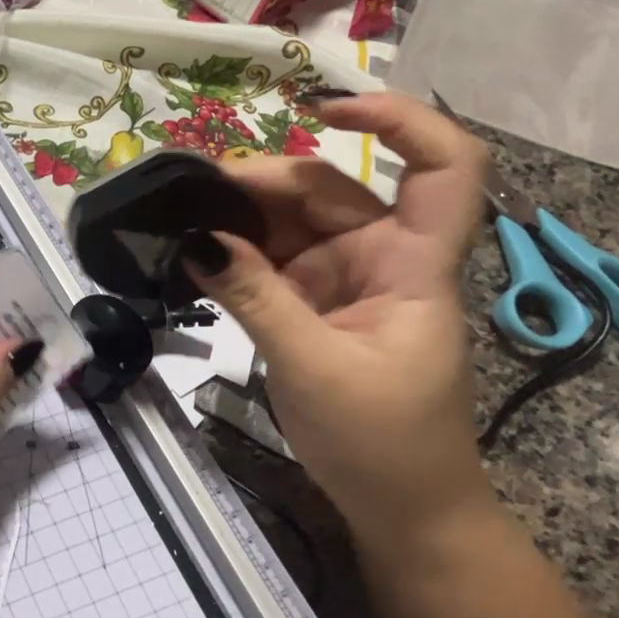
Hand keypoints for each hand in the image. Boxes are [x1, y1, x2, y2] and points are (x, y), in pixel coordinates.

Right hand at [181, 92, 493, 541]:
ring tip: (174, 214)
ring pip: (287, 221)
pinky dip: (227, 251)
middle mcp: (379, 256)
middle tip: (187, 190)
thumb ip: (254, 297)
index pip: (444, 168)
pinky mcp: (307, 303)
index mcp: (413, 263)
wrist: (401, 509)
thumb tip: (193, 238)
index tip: (323, 109)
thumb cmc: (383, 441)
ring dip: (235, 213)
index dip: (401, 122)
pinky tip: (186, 248)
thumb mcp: (313, 366)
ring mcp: (339, 278)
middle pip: (328, 189)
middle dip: (261, 180)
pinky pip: (264, 259)